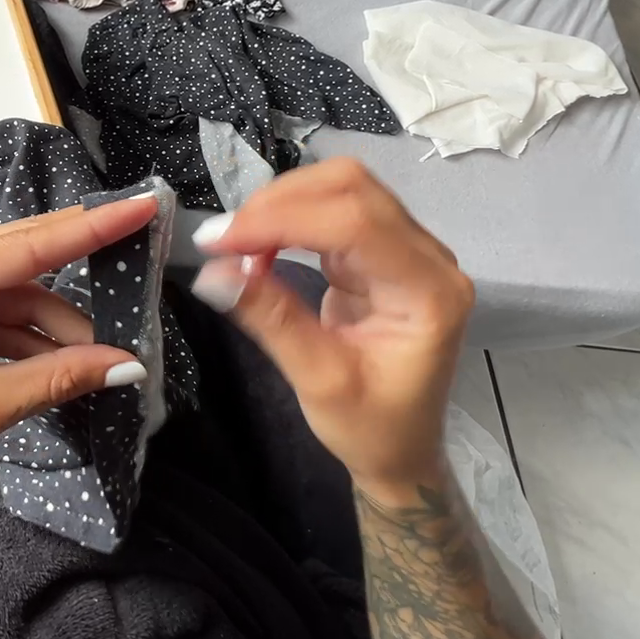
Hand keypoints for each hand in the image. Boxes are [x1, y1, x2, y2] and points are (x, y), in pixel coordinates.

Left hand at [0, 195, 158, 517]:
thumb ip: (57, 377)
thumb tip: (130, 365)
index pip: (25, 245)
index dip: (89, 227)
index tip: (141, 203)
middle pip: (22, 257)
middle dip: (81, 263)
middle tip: (140, 249)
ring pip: (17, 294)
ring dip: (59, 326)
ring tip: (106, 358)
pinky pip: (0, 318)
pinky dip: (33, 341)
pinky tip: (71, 364)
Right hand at [189, 157, 472, 505]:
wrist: (402, 451)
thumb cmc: (372, 427)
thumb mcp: (318, 380)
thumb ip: (270, 318)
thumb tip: (211, 272)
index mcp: (428, 293)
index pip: (354, 223)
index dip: (280, 220)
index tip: (218, 241)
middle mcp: (427, 258)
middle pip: (351, 187)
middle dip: (278, 202)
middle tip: (225, 240)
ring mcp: (406, 248)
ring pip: (340, 188)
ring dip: (279, 204)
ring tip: (238, 244)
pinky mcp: (380, 250)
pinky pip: (330, 209)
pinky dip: (286, 217)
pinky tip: (260, 247)